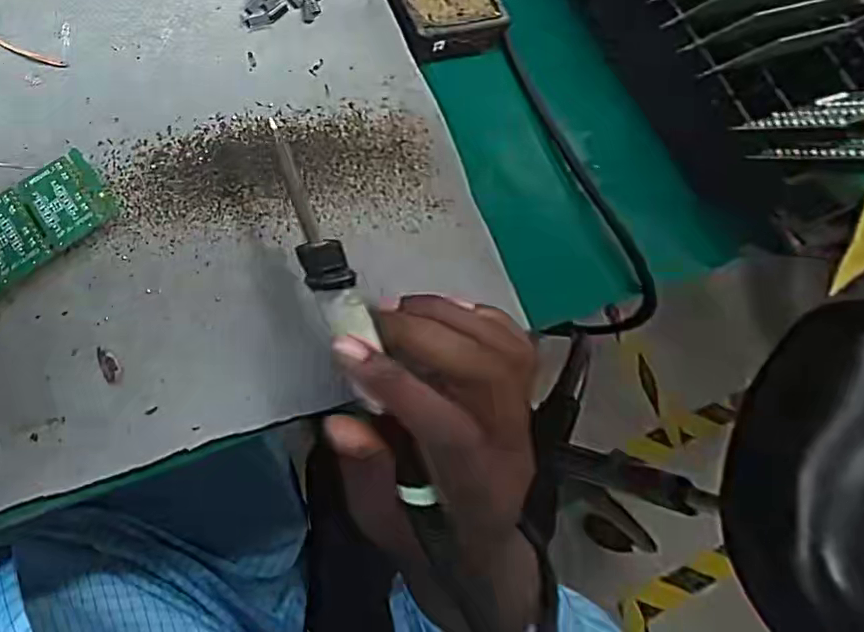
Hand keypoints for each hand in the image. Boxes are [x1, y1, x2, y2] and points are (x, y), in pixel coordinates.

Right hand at [325, 295, 541, 631]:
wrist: (483, 552)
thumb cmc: (425, 535)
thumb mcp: (383, 523)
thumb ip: (366, 476)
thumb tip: (342, 425)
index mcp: (473, 487)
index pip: (448, 426)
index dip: (393, 381)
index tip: (343, 348)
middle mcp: (508, 445)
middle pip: (483, 373)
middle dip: (417, 335)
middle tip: (365, 323)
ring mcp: (522, 417)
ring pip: (502, 349)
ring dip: (442, 316)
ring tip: (392, 311)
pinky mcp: (521, 395)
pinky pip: (515, 342)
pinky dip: (473, 315)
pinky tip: (433, 313)